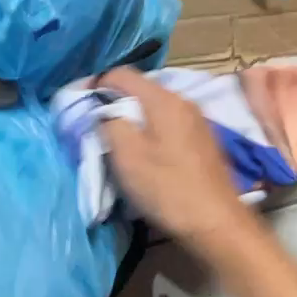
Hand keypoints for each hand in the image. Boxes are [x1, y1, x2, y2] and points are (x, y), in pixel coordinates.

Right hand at [97, 66, 250, 241]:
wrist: (216, 222)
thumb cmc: (167, 188)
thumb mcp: (127, 155)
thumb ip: (108, 122)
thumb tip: (102, 109)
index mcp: (163, 99)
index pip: (121, 74)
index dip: (95, 84)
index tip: (79, 105)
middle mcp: (184, 101)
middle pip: (139, 90)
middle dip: (114, 104)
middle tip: (95, 127)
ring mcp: (197, 121)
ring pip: (155, 109)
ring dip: (133, 120)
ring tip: (117, 142)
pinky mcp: (204, 141)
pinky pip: (169, 125)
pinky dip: (151, 132)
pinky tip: (146, 155)